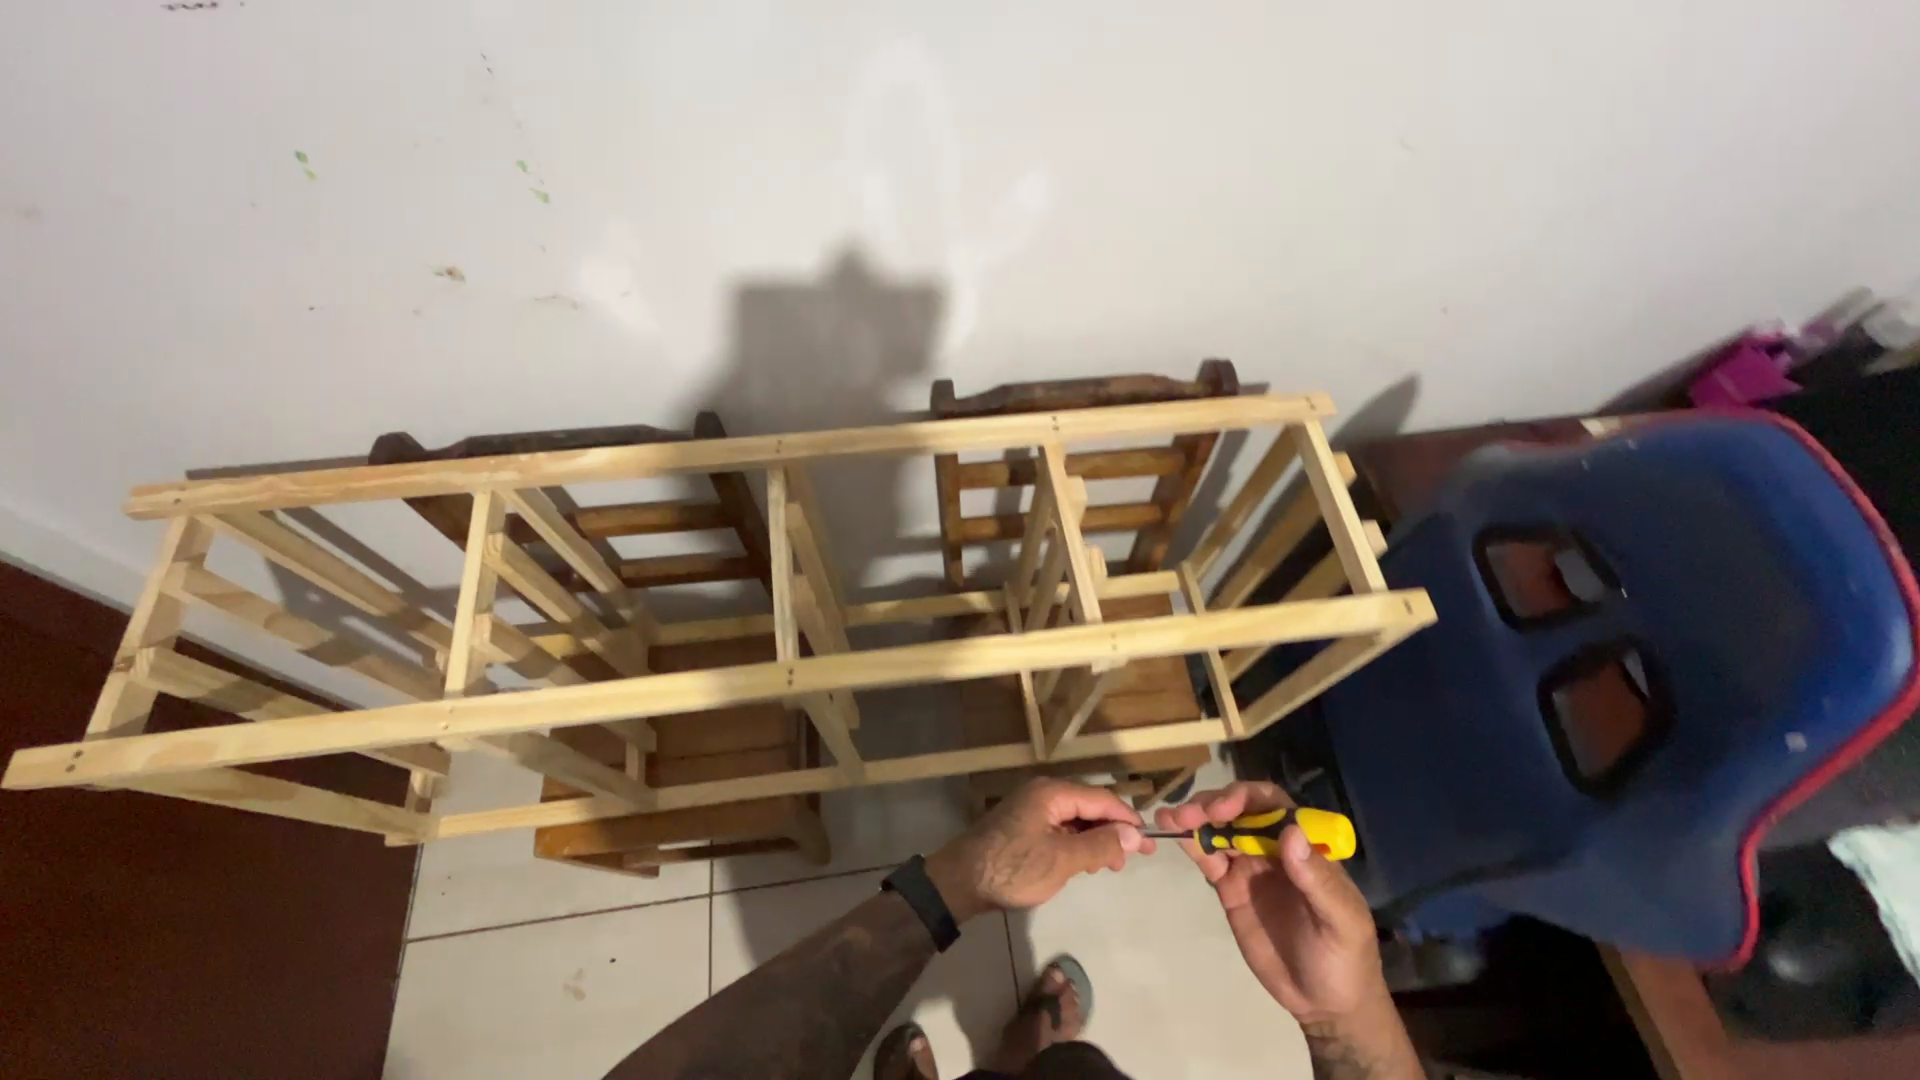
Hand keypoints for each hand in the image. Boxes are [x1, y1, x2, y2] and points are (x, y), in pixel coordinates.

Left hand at [926, 778, 1152, 921]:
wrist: (961, 882)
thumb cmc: (1013, 869)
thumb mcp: (1062, 860)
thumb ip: (1100, 845)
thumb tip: (1135, 834)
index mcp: (1052, 793)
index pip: (1102, 799)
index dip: (1128, 820)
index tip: (1151, 843)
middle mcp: (1043, 793)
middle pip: (1089, 806)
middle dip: (1112, 832)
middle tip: (1130, 861)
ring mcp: (1032, 808)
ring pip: (1075, 819)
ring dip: (1094, 840)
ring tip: (1107, 866)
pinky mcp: (1024, 825)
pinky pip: (1060, 828)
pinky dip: (1076, 844)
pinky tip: (1083, 863)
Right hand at [1156, 782, 1388, 1028]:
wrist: (1325, 1003)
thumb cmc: (1345, 958)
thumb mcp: (1342, 921)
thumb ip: (1317, 880)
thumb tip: (1291, 832)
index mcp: (1304, 845)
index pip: (1272, 804)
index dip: (1245, 797)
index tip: (1223, 808)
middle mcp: (1273, 847)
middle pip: (1237, 811)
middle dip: (1210, 805)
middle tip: (1185, 815)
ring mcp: (1249, 866)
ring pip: (1218, 829)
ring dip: (1193, 818)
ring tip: (1167, 819)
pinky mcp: (1229, 887)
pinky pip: (1208, 858)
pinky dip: (1191, 844)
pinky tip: (1174, 836)